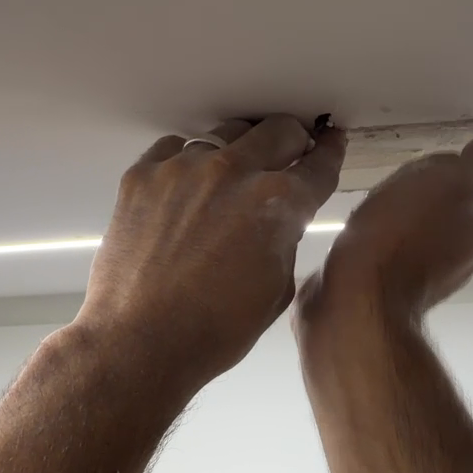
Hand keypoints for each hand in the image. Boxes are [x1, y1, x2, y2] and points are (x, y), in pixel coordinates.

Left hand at [77, 115, 344, 393]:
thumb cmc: (211, 330)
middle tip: (289, 152)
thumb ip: (285, 242)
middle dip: (291, 139)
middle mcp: (234, 172)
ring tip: (235, 173)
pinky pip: (174, 149)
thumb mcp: (276, 290)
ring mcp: (184, 169)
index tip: (330, 143)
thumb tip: (280, 223)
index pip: (318, 165)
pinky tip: (188, 187)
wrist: (141, 342)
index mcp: (278, 203)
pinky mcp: (143, 176)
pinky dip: (188, 162)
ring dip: (240, 148)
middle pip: (277, 130)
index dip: (329, 153)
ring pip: (226, 134)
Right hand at [297, 139, 472, 330]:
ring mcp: (426, 275)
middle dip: (411, 193)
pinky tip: (358, 242)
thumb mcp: (455, 183)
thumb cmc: (403, 236)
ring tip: (369, 221)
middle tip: (389, 198)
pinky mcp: (390, 288)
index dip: (440, 170)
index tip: (419, 179)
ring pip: (409, 224)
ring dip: (388, 215)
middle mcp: (464, 257)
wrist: (356, 300)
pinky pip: (385, 247)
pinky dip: (372, 239)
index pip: (468, 181)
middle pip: (437, 202)